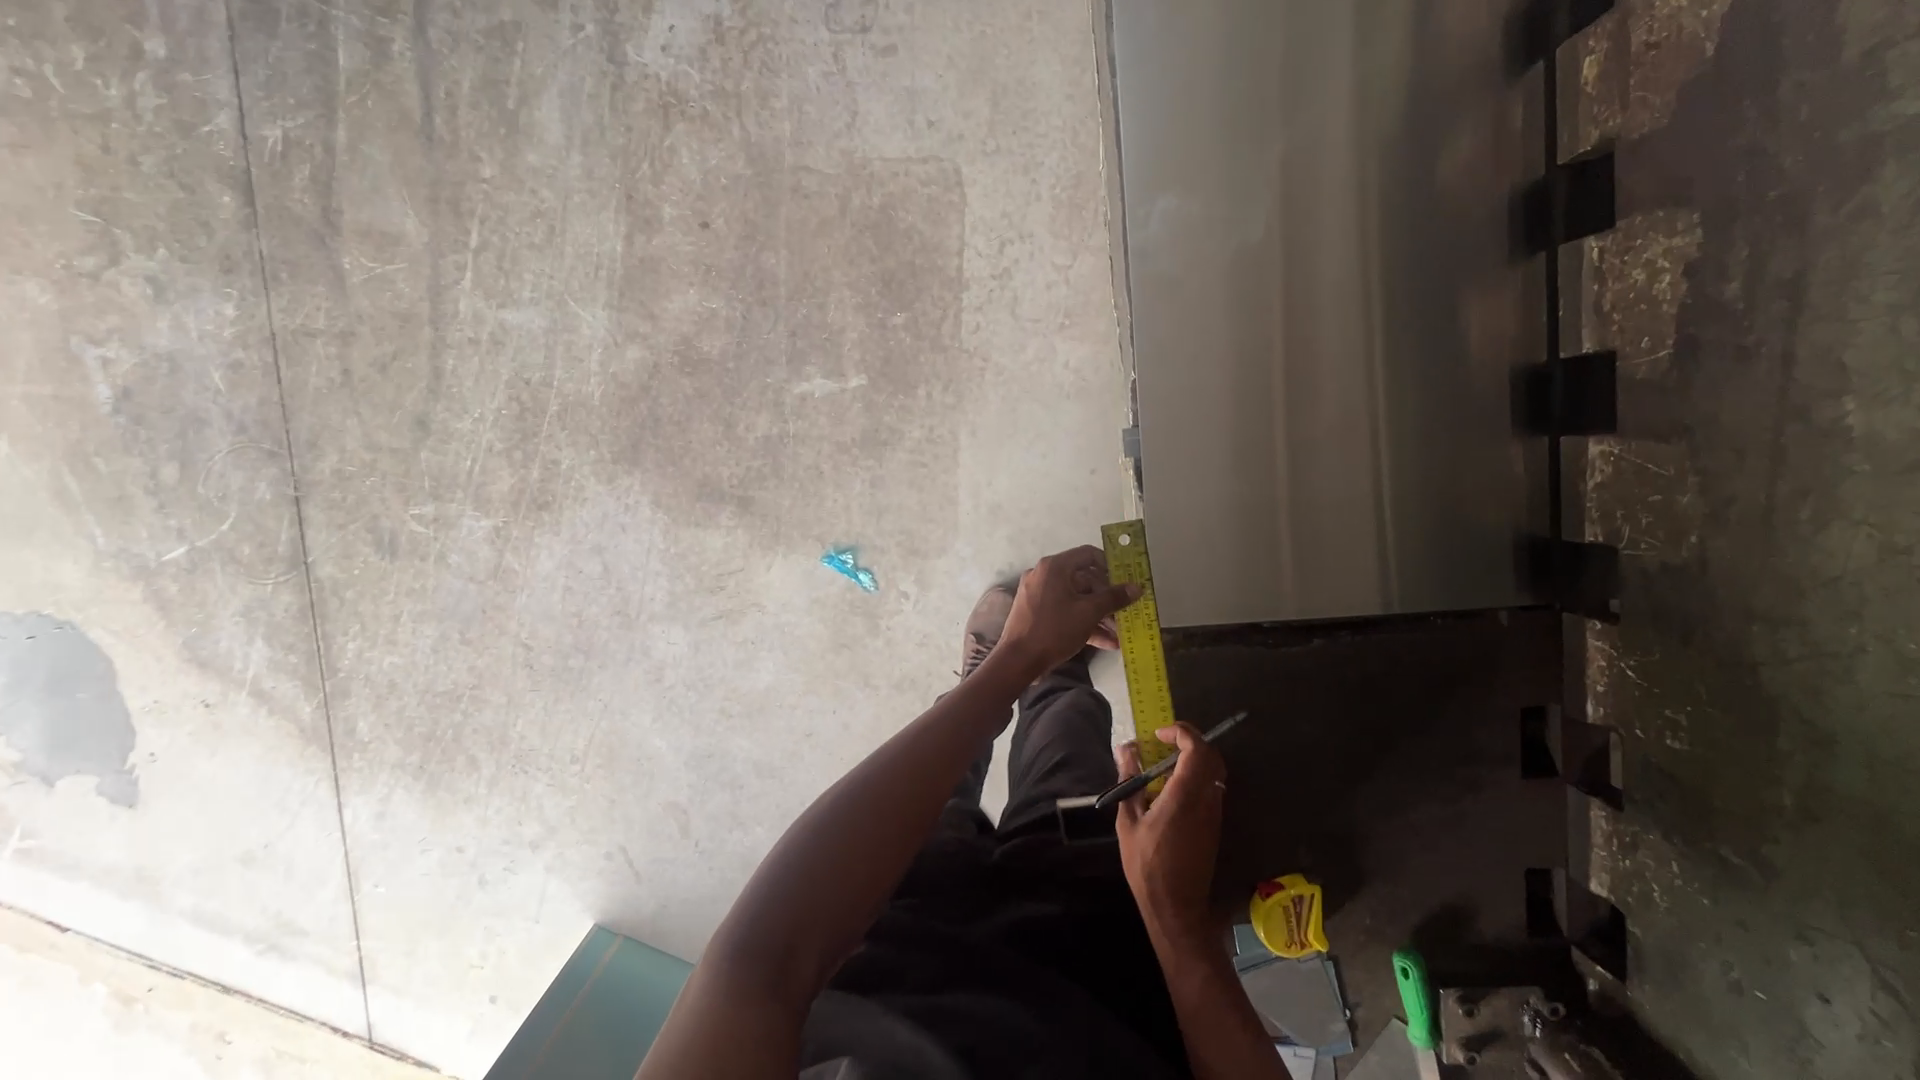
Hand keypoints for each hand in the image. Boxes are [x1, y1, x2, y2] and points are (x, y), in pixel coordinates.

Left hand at [998, 545, 1141, 677]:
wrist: (1018, 660)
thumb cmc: (1054, 630)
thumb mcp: (1088, 613)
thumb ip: (1114, 598)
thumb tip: (1136, 587)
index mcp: (1054, 567)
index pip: (1088, 554)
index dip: (1110, 565)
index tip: (1126, 580)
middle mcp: (1044, 575)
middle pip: (1083, 579)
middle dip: (1107, 598)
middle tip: (1126, 611)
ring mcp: (1038, 595)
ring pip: (1075, 599)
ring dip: (1099, 614)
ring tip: (1119, 633)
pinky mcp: (1037, 613)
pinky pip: (1064, 611)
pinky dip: (1083, 623)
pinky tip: (1107, 643)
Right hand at [1115, 724, 1225, 948]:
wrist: (1176, 907)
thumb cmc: (1146, 865)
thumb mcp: (1128, 822)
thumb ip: (1129, 782)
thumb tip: (1126, 749)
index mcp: (1184, 796)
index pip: (1196, 750)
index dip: (1181, 733)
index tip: (1159, 734)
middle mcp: (1206, 800)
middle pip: (1211, 756)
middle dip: (1191, 740)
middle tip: (1164, 741)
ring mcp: (1214, 813)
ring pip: (1214, 771)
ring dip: (1194, 758)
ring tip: (1164, 764)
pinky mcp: (1214, 824)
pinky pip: (1211, 788)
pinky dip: (1195, 776)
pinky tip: (1171, 789)